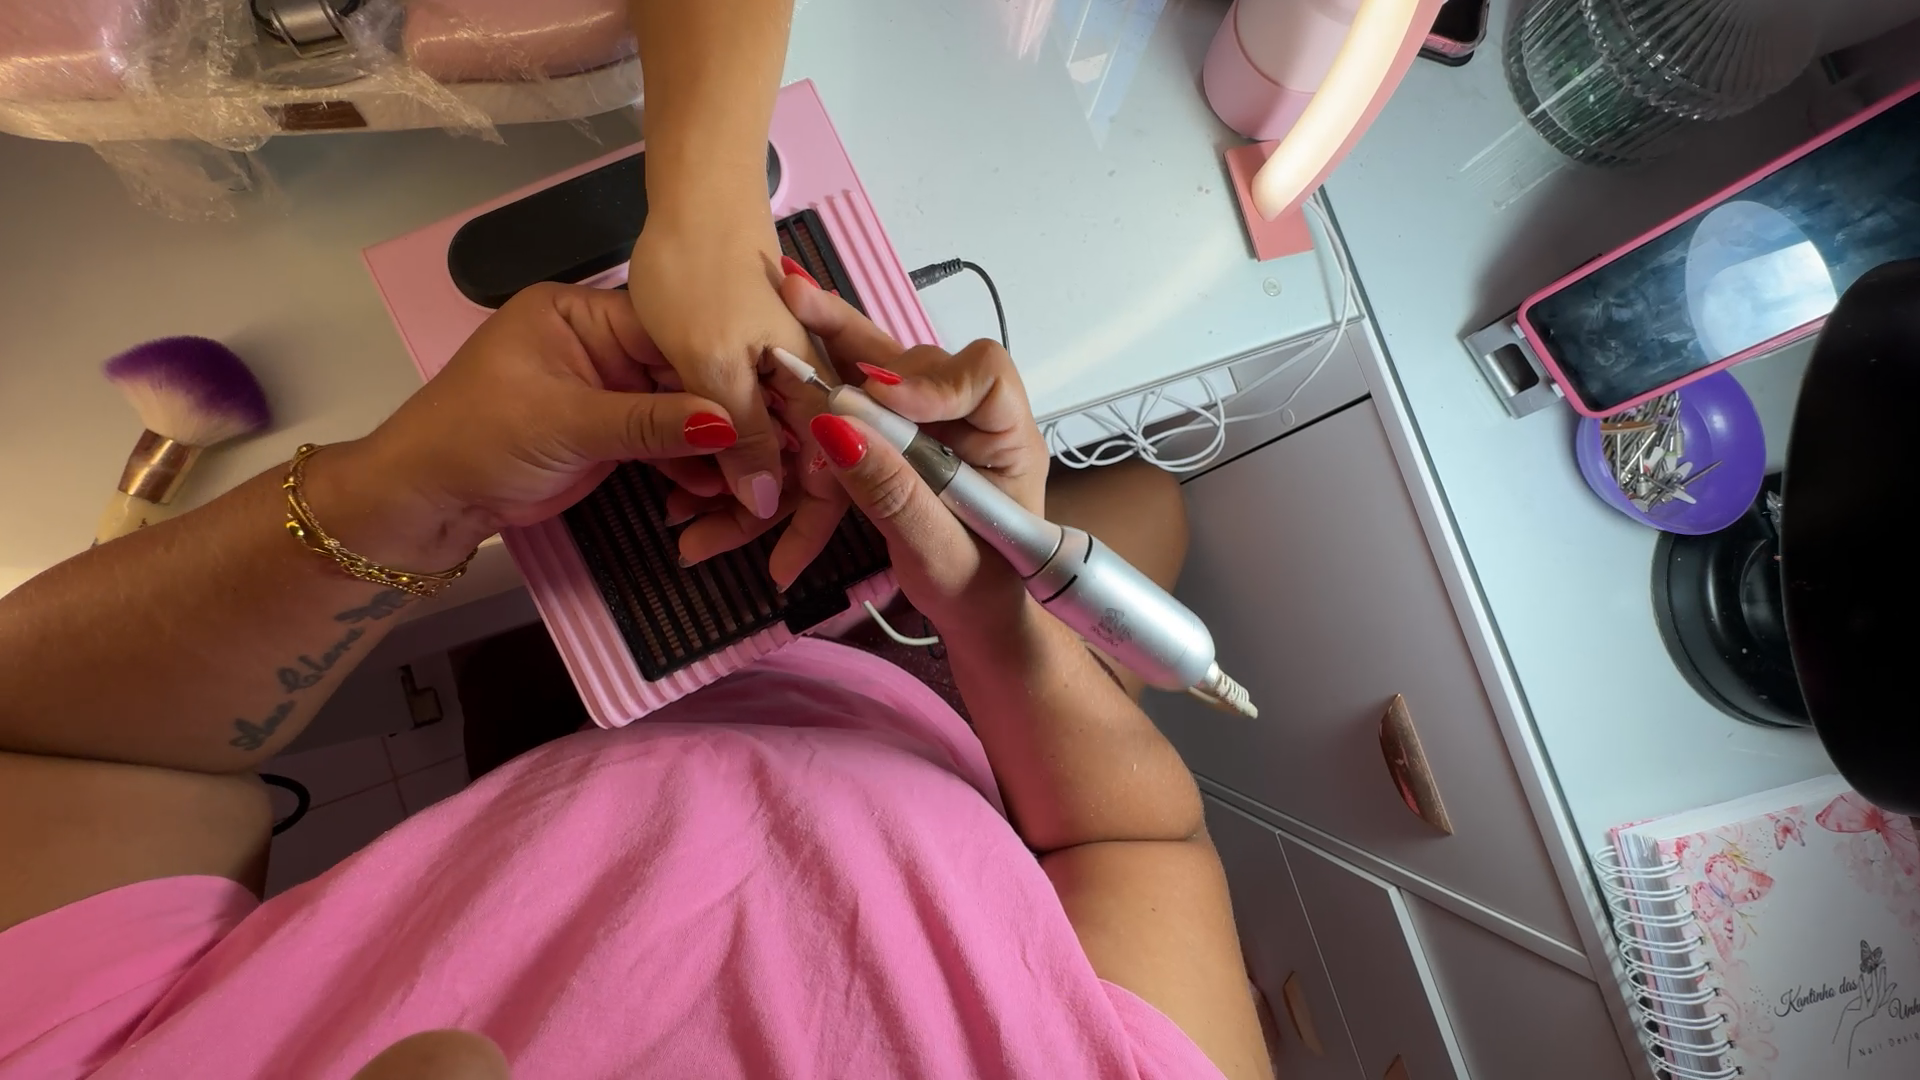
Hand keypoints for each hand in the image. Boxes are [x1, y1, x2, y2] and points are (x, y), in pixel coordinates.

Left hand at [304, 284, 737, 569]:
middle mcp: (604, 347)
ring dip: (714, 448)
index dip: (718, 366)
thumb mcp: (567, 424)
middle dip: (724, 414)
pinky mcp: (619, 433)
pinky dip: (692, 467)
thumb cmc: (479, 440)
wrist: (431, 501)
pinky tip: (717, 489)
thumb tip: (730, 425)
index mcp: (582, 317)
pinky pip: (670, 443)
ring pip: (684, 413)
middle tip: (772, 445)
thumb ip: (652, 423)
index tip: (768, 398)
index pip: (669, 332)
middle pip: (684, 374)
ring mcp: (614, 392)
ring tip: (750, 476)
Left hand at [626, 215, 851, 586]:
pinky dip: (710, 464)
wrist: (687, 199)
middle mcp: (807, 388)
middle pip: (794, 470)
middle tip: (697, 548)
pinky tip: (676, 483)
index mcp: (814, 385)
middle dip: (752, 517)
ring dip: (725, 494)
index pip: (826, 473)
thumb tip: (769, 503)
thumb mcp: (706, 360)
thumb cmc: (692, 272)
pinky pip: (739, 435)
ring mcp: (777, 380)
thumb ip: (738, 432)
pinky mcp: (746, 376)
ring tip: (679, 523)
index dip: (804, 526)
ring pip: (763, 457)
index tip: (777, 572)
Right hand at [765, 275, 1049, 634]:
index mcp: (1009, 441)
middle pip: (924, 362)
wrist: (977, 612)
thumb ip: (892, 494)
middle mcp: (973, 417)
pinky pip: (866, 392)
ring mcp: (936, 421)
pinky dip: (831, 365)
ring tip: (790, 292)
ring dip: (840, 339)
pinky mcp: (904, 433)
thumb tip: (834, 427)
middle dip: (865, 350)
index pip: (985, 377)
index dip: (931, 381)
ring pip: (890, 367)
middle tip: (802, 308)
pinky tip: (795, 318)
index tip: (884, 401)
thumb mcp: (935, 552)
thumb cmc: (976, 590)